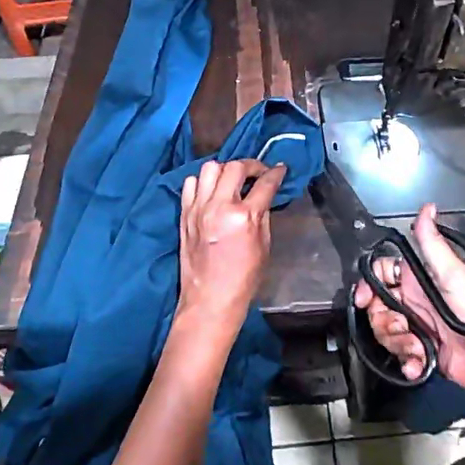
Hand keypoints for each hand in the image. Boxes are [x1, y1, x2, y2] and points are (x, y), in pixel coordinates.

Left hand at [177, 159, 286, 334]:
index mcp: (244, 217)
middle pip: (235, 167)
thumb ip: (263, 215)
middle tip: (257, 173)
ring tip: (233, 180)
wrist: (210, 299)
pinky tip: (211, 191)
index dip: (276, 173)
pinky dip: (202, 182)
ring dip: (225, 170)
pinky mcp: (184, 214)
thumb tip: (264, 196)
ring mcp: (198, 208)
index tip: (280, 169)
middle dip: (251, 165)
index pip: (264, 183)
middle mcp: (219, 207)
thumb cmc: (243, 278)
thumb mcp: (264, 245)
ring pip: (210, 168)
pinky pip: (190, 183)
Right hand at [353, 203, 464, 399]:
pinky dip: (407, 363)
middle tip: (403, 327)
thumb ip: (433, 243)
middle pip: (378, 307)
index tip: (364, 298)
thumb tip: (427, 209)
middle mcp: (418, 302)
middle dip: (383, 321)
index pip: (381, 274)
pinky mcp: (426, 353)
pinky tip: (419, 364)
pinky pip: (401, 357)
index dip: (368, 285)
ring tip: (417, 348)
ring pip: (387, 333)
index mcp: (421, 280)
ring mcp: (421, 328)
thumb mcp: (454, 275)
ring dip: (397, 344)